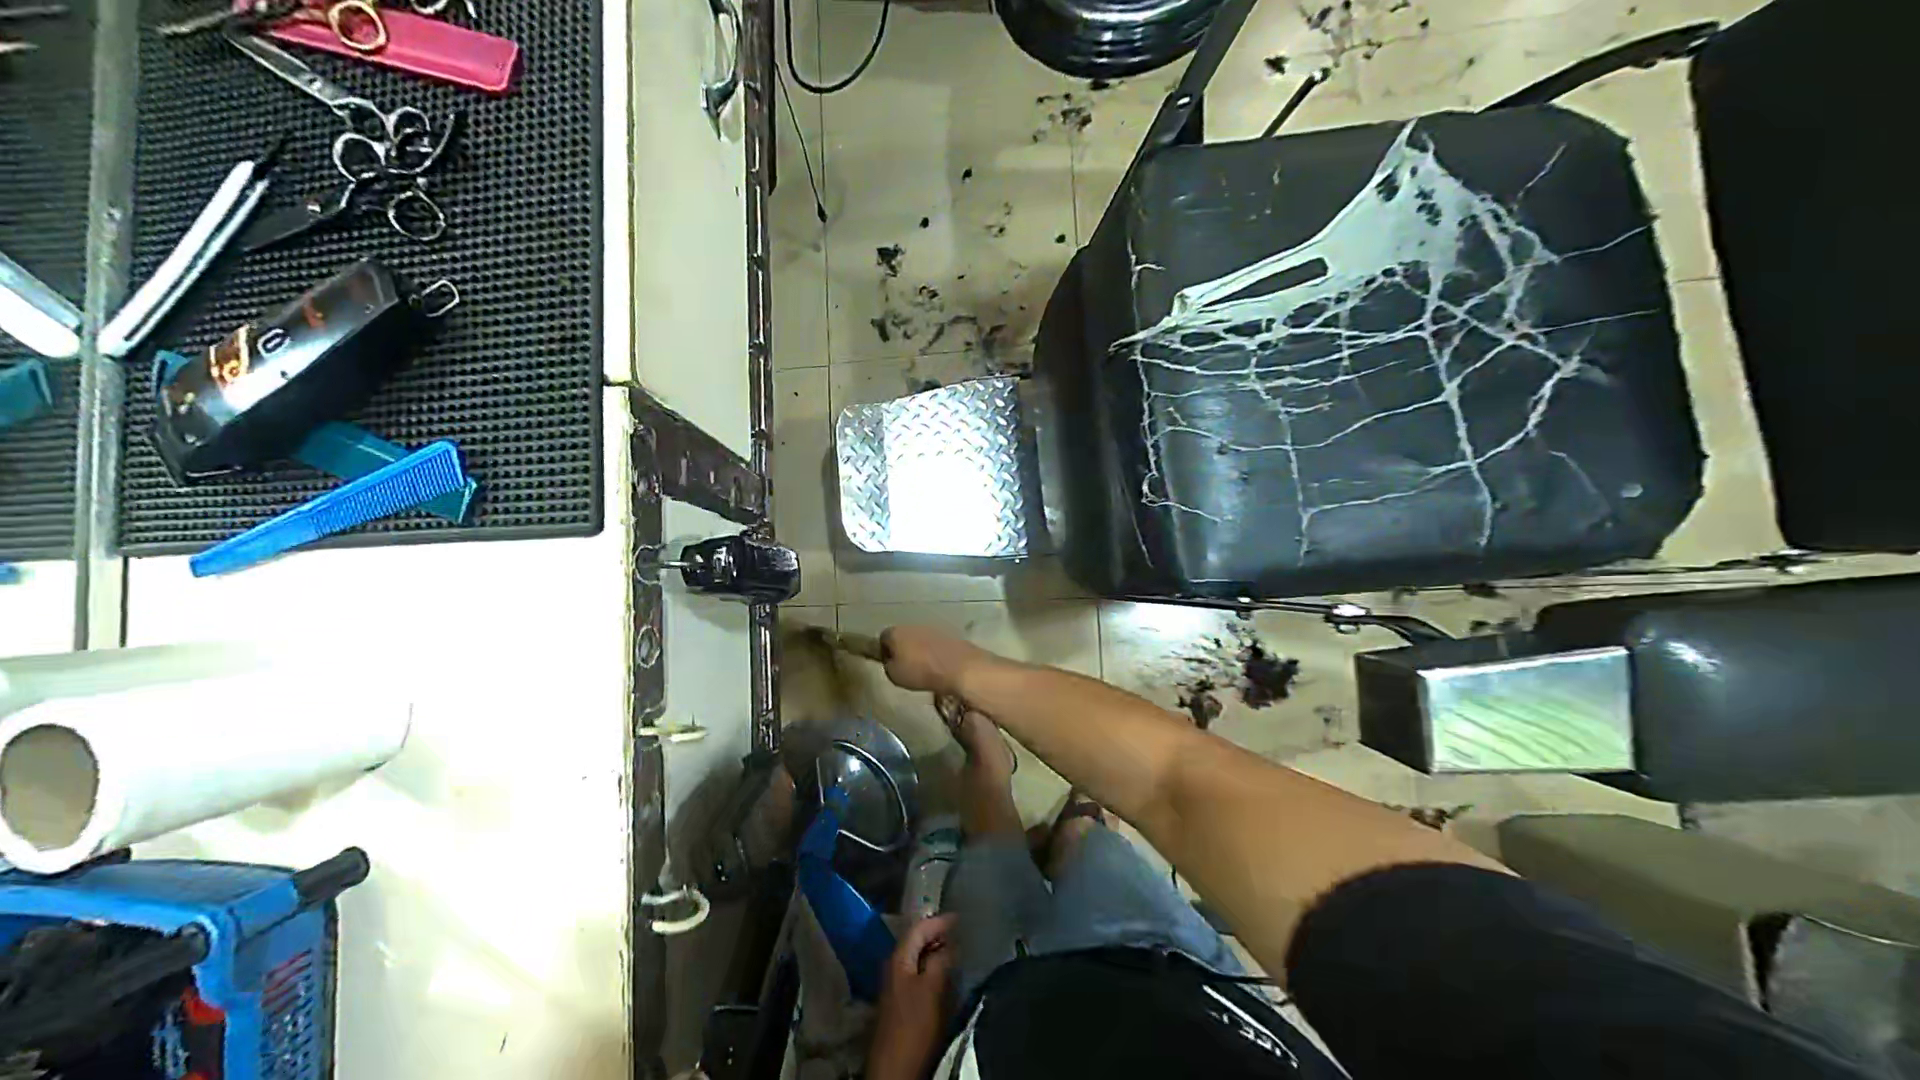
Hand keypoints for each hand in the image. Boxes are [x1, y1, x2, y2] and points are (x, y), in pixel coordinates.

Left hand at [867, 913, 957, 1079]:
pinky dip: (934, 970)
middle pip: (917, 942)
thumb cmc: (914, 1025)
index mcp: (899, 959)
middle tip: (963, 934)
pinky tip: (948, 977)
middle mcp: (895, 967)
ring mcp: (896, 986)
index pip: (919, 928)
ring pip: (919, 960)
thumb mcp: (932, 989)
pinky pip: (920, 976)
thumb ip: (941, 960)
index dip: (940, 921)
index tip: (962, 918)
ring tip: (960, 953)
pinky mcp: (902, 1004)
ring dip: (937, 954)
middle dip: (939, 935)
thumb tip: (951, 941)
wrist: (895, 1069)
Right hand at [880, 626, 991, 696]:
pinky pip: (936, 643)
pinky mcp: (949, 634)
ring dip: (921, 649)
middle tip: (907, 667)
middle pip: (903, 636)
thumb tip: (891, 660)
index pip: (883, 638)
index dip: (885, 652)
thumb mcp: (894, 675)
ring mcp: (932, 628)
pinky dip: (935, 652)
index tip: (891, 665)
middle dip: (904, 648)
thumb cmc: (921, 671)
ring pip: (920, 638)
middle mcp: (912, 625)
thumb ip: (888, 665)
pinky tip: (939, 665)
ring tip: (925, 667)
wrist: (959, 667)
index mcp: (895, 632)